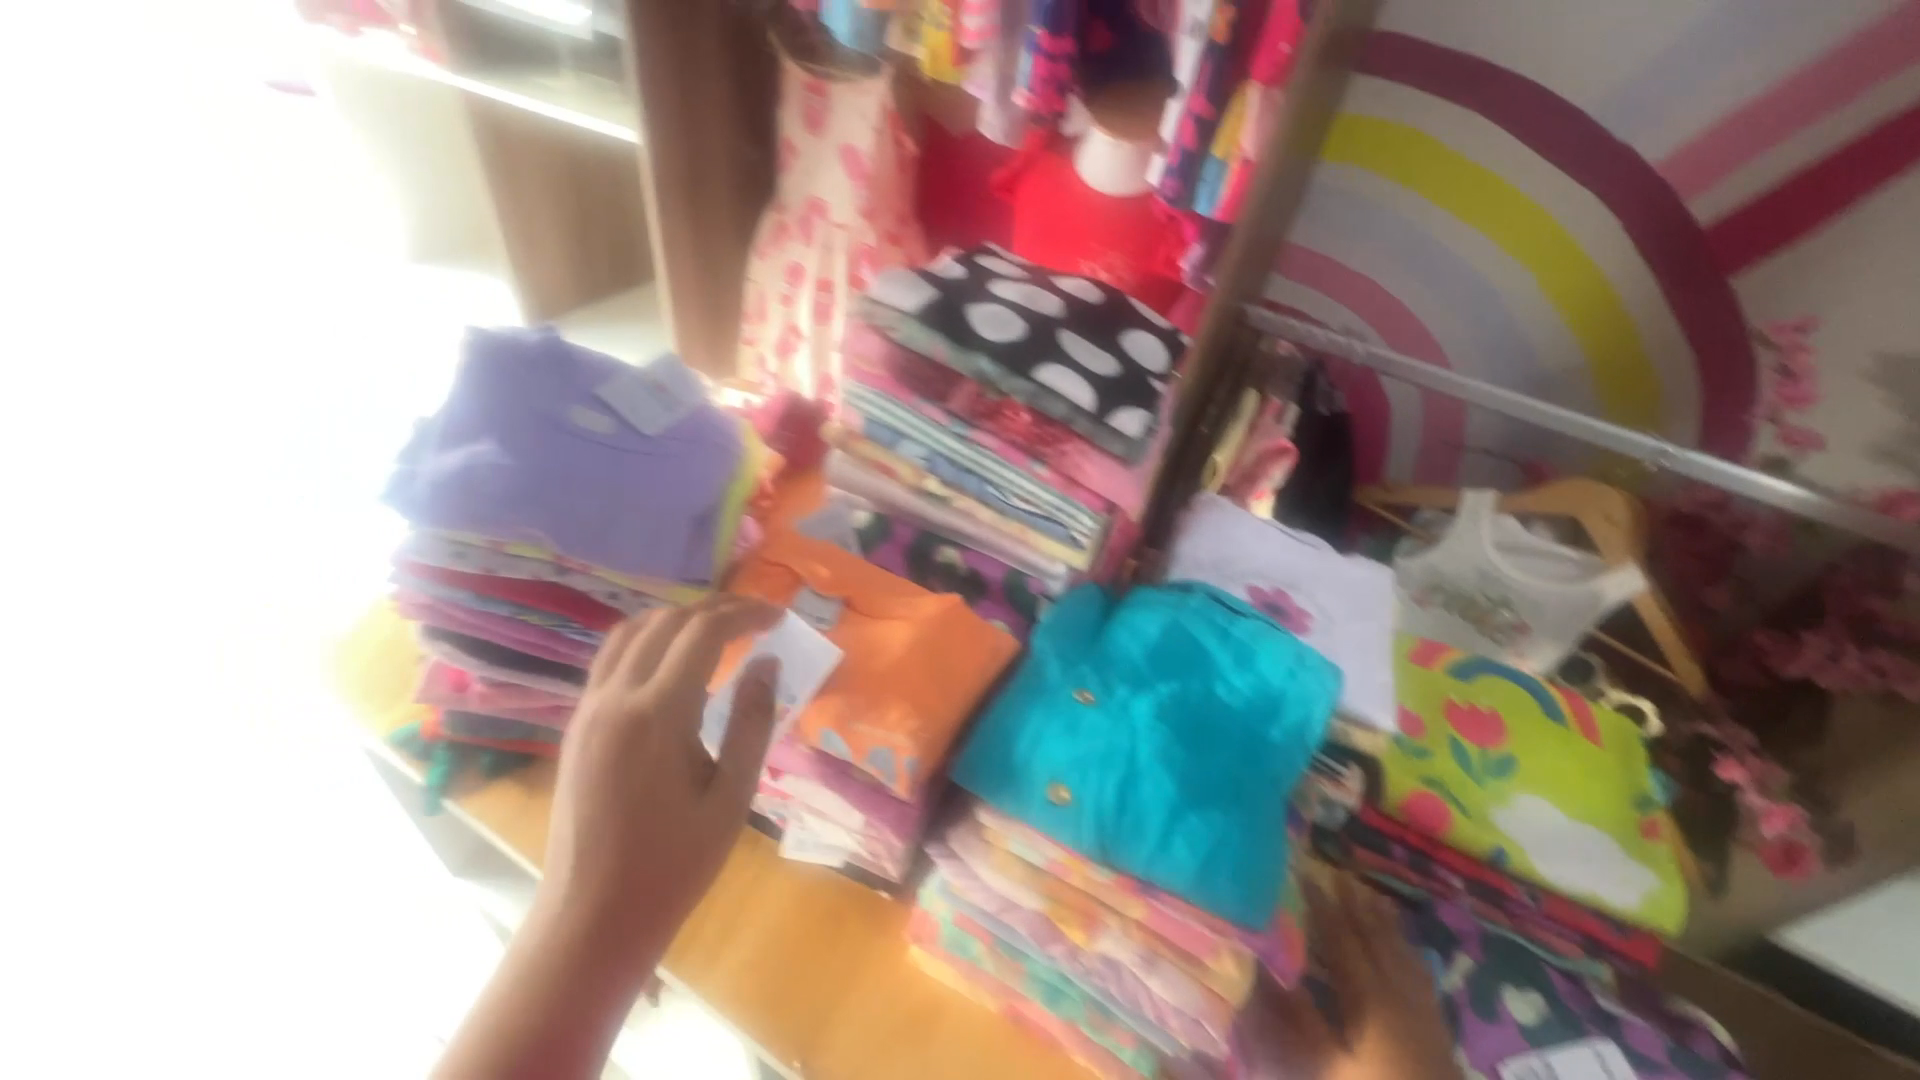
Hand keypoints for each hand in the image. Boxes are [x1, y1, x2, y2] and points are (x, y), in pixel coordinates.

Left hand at [433, 596, 782, 1079]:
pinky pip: (611, 660)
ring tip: (719, 632)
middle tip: (757, 621)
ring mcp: (588, 709)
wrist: (591, 917)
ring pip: (632, 632)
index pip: (703, 632)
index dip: (745, 614)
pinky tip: (674, 664)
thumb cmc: (673, 865)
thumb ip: (751, 722)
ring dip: (678, 620)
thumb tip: (768, 663)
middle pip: (667, 622)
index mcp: (656, 715)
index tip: (779, 616)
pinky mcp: (577, 725)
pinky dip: (648, 642)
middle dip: (716, 611)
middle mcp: (614, 698)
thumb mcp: (731, 797)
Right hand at [1254, 872, 1462, 1079]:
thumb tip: (1272, 972)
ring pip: (1398, 947)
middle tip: (1337, 870)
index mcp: (1367, 996)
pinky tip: (1404, 942)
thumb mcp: (1329, 1067)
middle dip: (1353, 902)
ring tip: (1367, 892)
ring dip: (1381, 918)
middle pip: (1373, 935)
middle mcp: (1395, 990)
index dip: (1322, 905)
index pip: (1340, 938)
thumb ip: (1301, 1018)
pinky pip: (1417, 967)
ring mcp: (1419, 1005)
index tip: (1304, 874)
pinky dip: (1406, 945)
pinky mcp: (1434, 1021)